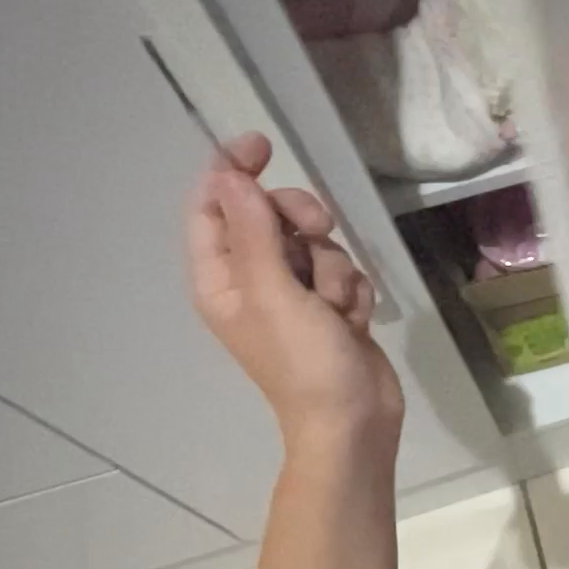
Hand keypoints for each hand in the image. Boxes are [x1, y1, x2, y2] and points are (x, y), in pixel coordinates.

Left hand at [186, 133, 403, 450]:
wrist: (353, 421)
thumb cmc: (304, 363)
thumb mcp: (274, 292)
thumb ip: (253, 232)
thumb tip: (233, 176)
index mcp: (223, 279)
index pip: (213, 207)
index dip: (232, 173)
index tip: (262, 147)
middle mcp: (255, 282)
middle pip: (271, 218)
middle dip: (301, 220)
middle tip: (319, 228)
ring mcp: (297, 297)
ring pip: (317, 246)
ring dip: (334, 269)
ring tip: (337, 308)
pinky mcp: (333, 309)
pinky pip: (344, 274)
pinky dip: (354, 292)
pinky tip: (354, 320)